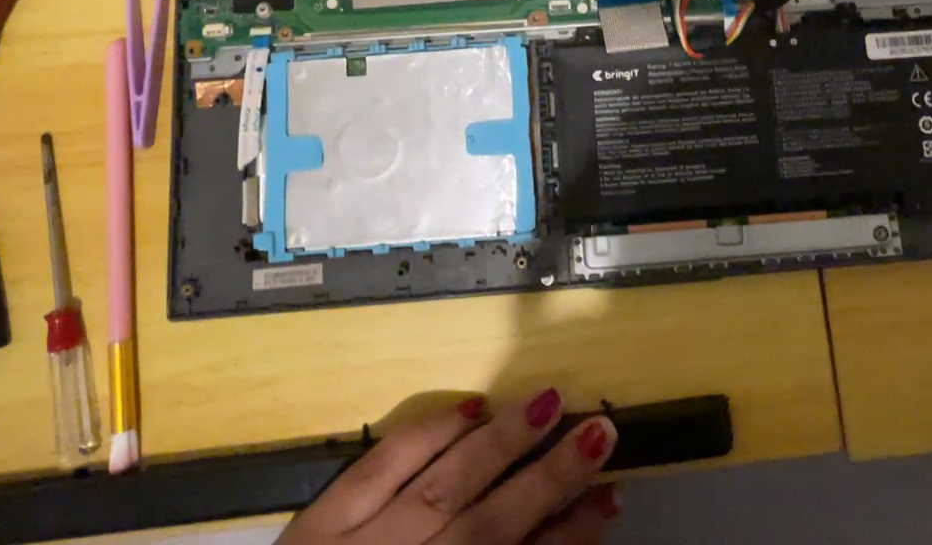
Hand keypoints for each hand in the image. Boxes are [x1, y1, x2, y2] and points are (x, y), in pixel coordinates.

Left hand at [276, 390, 619, 544]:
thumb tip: (556, 531)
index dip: (572, 532)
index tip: (611, 494)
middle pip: (491, 522)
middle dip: (550, 476)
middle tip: (600, 429)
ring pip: (442, 484)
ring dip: (500, 443)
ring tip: (548, 400)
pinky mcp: (320, 522)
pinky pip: (379, 467)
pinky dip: (426, 434)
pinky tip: (469, 407)